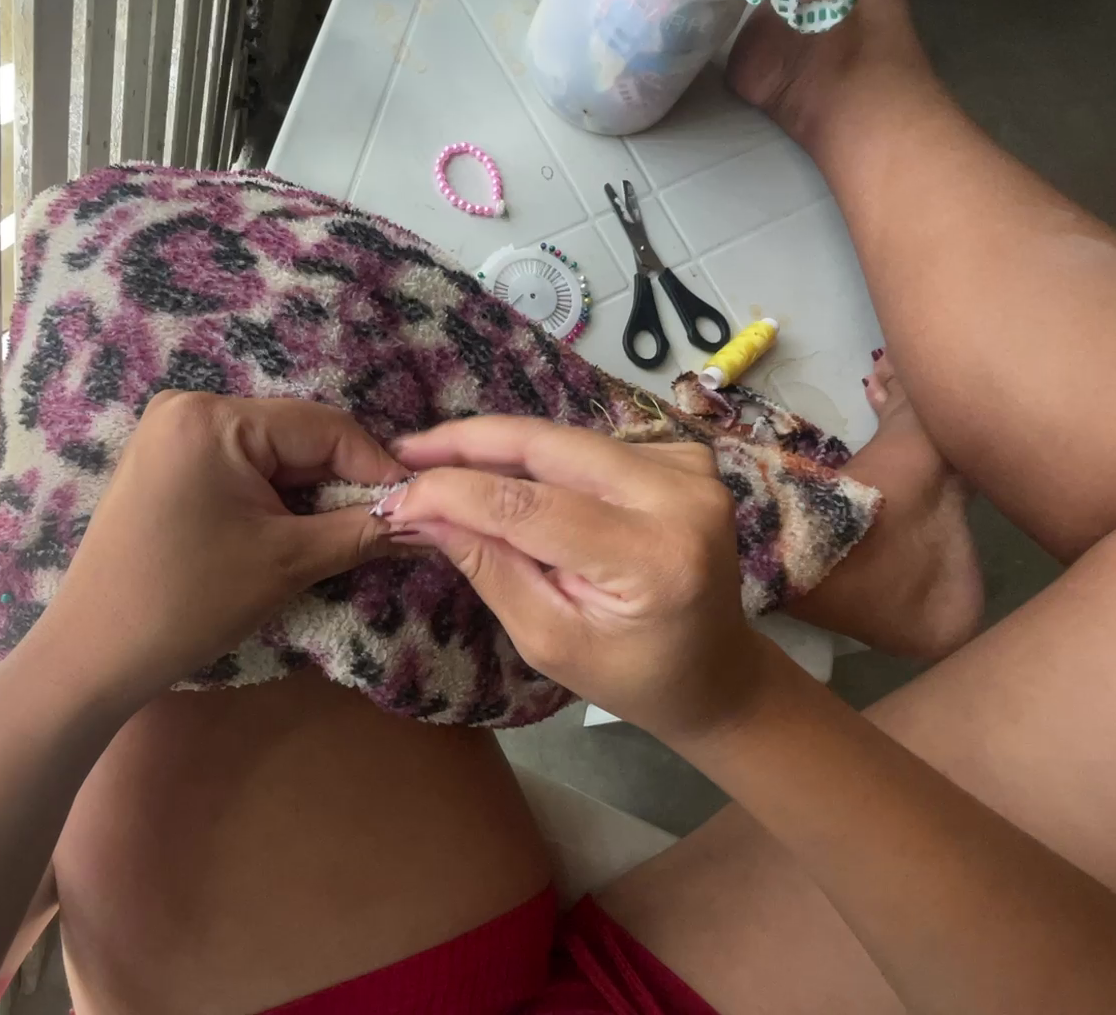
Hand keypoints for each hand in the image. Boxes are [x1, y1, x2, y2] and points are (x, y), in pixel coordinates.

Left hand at [39, 392, 404, 697]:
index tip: (414, 508)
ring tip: (338, 532)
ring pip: (272, 453)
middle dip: (341, 482)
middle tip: (379, 526)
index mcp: (215, 417)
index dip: (377, 467)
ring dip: (310, 491)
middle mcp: (190, 406)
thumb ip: (365, 531)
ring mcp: (172, 433)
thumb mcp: (288, 562)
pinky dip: (274, 494)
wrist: (94, 654)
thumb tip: (430, 517)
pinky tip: (288, 529)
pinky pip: (241, 464)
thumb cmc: (190, 603)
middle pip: (297, 436)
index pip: (324, 427)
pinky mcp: (166, 461)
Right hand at [384, 417, 775, 740]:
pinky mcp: (685, 456)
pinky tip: (504, 475)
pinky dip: (538, 457)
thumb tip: (421, 511)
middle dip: (467, 443)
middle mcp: (680, 495)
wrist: (718, 672)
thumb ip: (488, 567)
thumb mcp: (548, 640)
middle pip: (548, 445)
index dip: (453, 492)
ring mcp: (690, 467)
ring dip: (497, 448)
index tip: (396, 495)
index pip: (529, 506)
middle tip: (407, 452)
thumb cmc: (632, 677)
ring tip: (438, 463)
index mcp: (652, 558)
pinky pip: (588, 445)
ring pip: (563, 438)